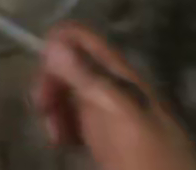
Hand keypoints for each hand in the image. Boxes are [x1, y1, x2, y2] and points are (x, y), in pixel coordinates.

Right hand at [32, 24, 195, 169]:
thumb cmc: (153, 165)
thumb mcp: (121, 117)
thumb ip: (89, 78)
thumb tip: (52, 41)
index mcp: (120, 75)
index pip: (81, 37)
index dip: (56, 43)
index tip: (44, 70)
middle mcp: (113, 88)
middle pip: (69, 64)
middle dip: (50, 80)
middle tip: (42, 108)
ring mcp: (110, 116)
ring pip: (68, 92)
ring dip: (53, 106)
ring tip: (54, 135)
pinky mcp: (107, 144)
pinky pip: (74, 120)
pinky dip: (62, 126)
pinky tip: (62, 144)